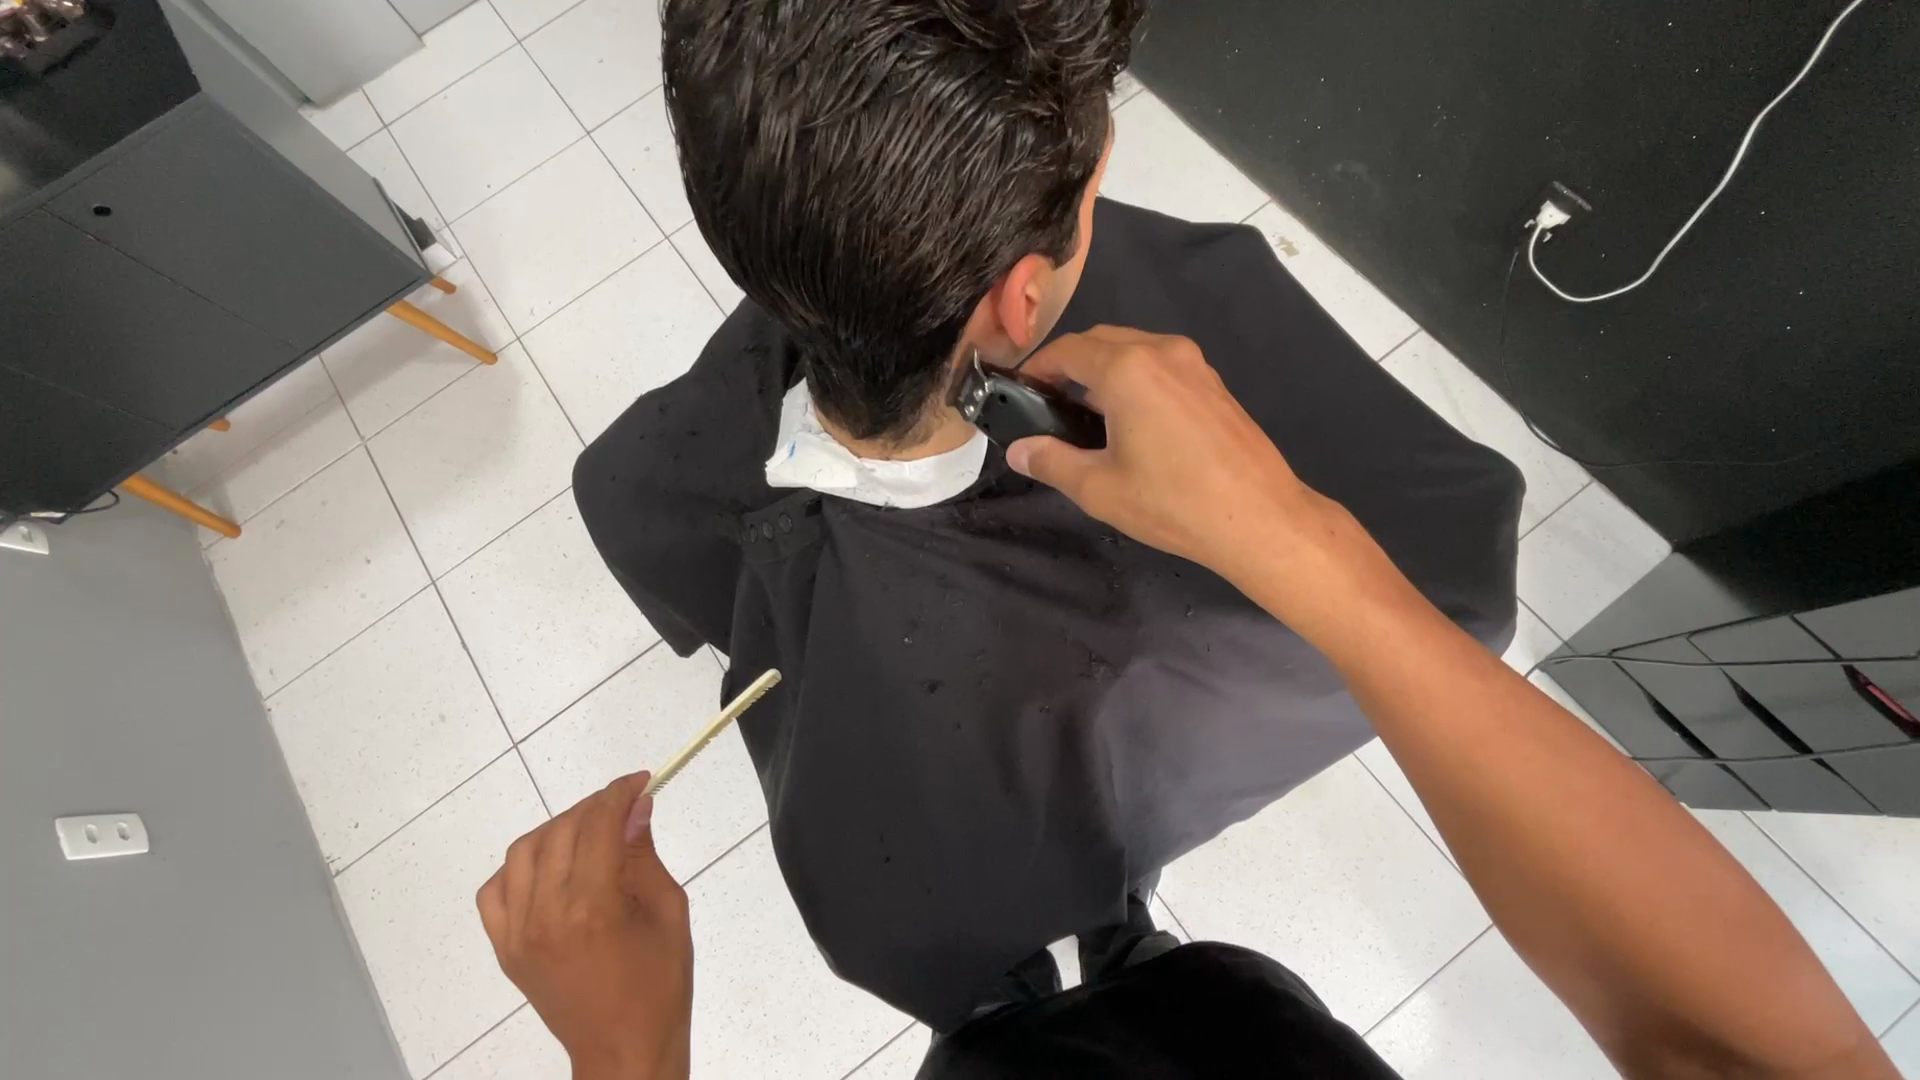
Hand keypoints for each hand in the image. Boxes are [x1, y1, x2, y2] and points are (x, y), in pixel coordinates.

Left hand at [477, 773, 691, 1079]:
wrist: (624, 1046)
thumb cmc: (660, 979)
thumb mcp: (668, 908)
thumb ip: (644, 854)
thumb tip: (636, 807)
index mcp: (594, 906)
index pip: (598, 824)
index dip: (619, 793)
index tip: (640, 780)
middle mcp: (547, 914)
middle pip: (562, 830)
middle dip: (595, 806)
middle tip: (624, 804)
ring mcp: (518, 933)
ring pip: (525, 852)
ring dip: (559, 828)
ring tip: (590, 829)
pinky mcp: (505, 948)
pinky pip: (497, 889)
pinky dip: (521, 865)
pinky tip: (552, 865)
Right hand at [1006, 326, 1346, 588]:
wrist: (1258, 517)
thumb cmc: (1171, 502)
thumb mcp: (1098, 488)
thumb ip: (1050, 461)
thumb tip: (1019, 451)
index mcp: (1127, 369)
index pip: (1067, 350)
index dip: (1037, 367)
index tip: (1019, 393)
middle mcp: (1161, 351)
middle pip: (1100, 341)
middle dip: (1068, 366)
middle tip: (1048, 406)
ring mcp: (1193, 364)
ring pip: (1133, 350)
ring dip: (1102, 371)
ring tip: (1086, 417)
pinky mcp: (1213, 383)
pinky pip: (1160, 365)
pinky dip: (1134, 379)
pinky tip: (1130, 423)